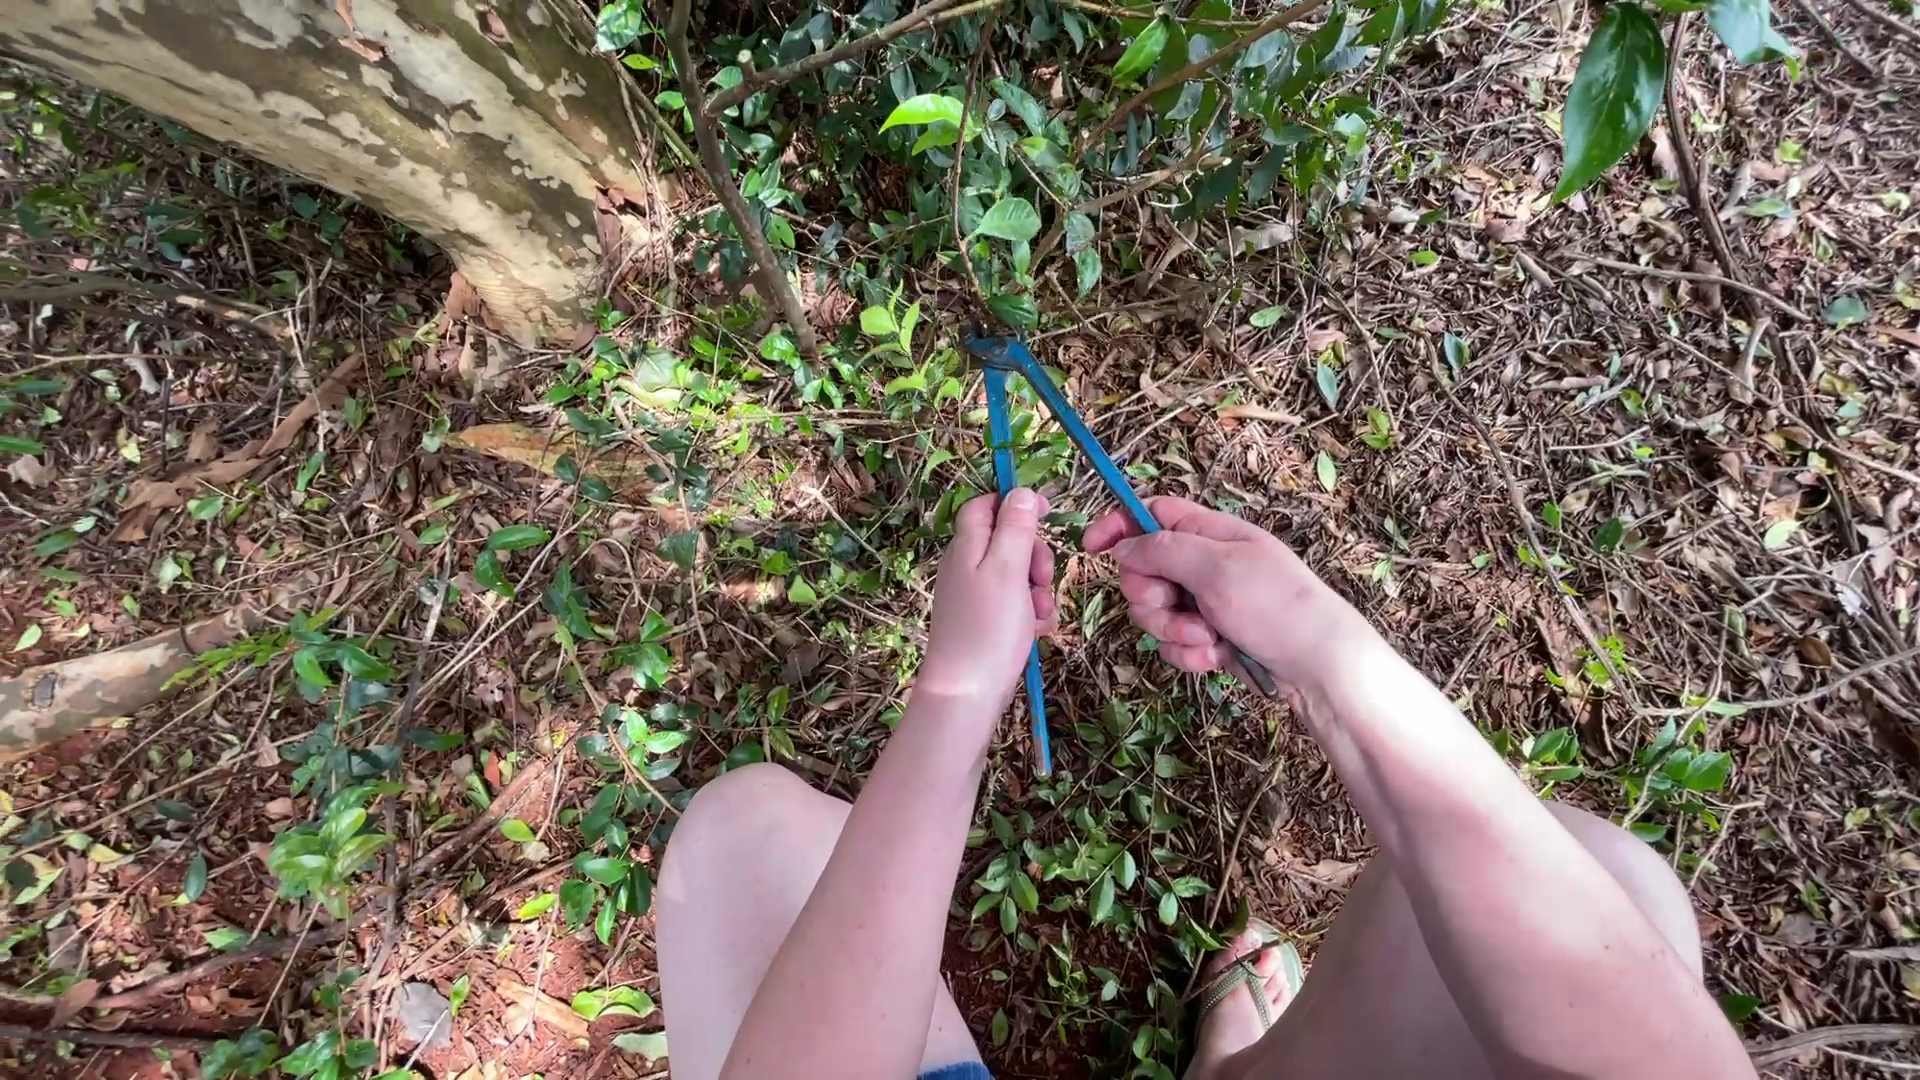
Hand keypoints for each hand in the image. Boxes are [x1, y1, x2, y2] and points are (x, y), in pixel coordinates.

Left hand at [918, 489, 1057, 708]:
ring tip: (1040, 612)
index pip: (984, 505)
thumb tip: (1021, 491)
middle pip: (1006, 539)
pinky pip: (1014, 603)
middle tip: (1042, 576)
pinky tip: (1036, 630)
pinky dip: (1030, 612)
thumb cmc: (988, 627)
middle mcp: (967, 566)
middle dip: (1034, 554)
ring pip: (1016, 574)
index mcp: (967, 546)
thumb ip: (1015, 527)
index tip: (1045, 512)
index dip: (1014, 503)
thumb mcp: (1008, 569)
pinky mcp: (985, 621)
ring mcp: (975, 595)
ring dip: (1037, 588)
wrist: (967, 693)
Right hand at [1082, 497, 1373, 694]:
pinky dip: (1189, 653)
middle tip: (1174, 604)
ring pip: (1153, 612)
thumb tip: (1123, 546)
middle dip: (1150, 594)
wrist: (1318, 669)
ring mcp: (1204, 602)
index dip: (1118, 525)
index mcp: (1210, 533)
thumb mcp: (1217, 567)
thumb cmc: (1276, 606)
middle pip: (1142, 569)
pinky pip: (1172, 643)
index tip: (1091, 546)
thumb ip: (1163, 551)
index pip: (1151, 514)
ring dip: (1173, 630)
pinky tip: (1216, 658)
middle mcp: (1203, 564)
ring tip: (1208, 639)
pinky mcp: (1207, 637)